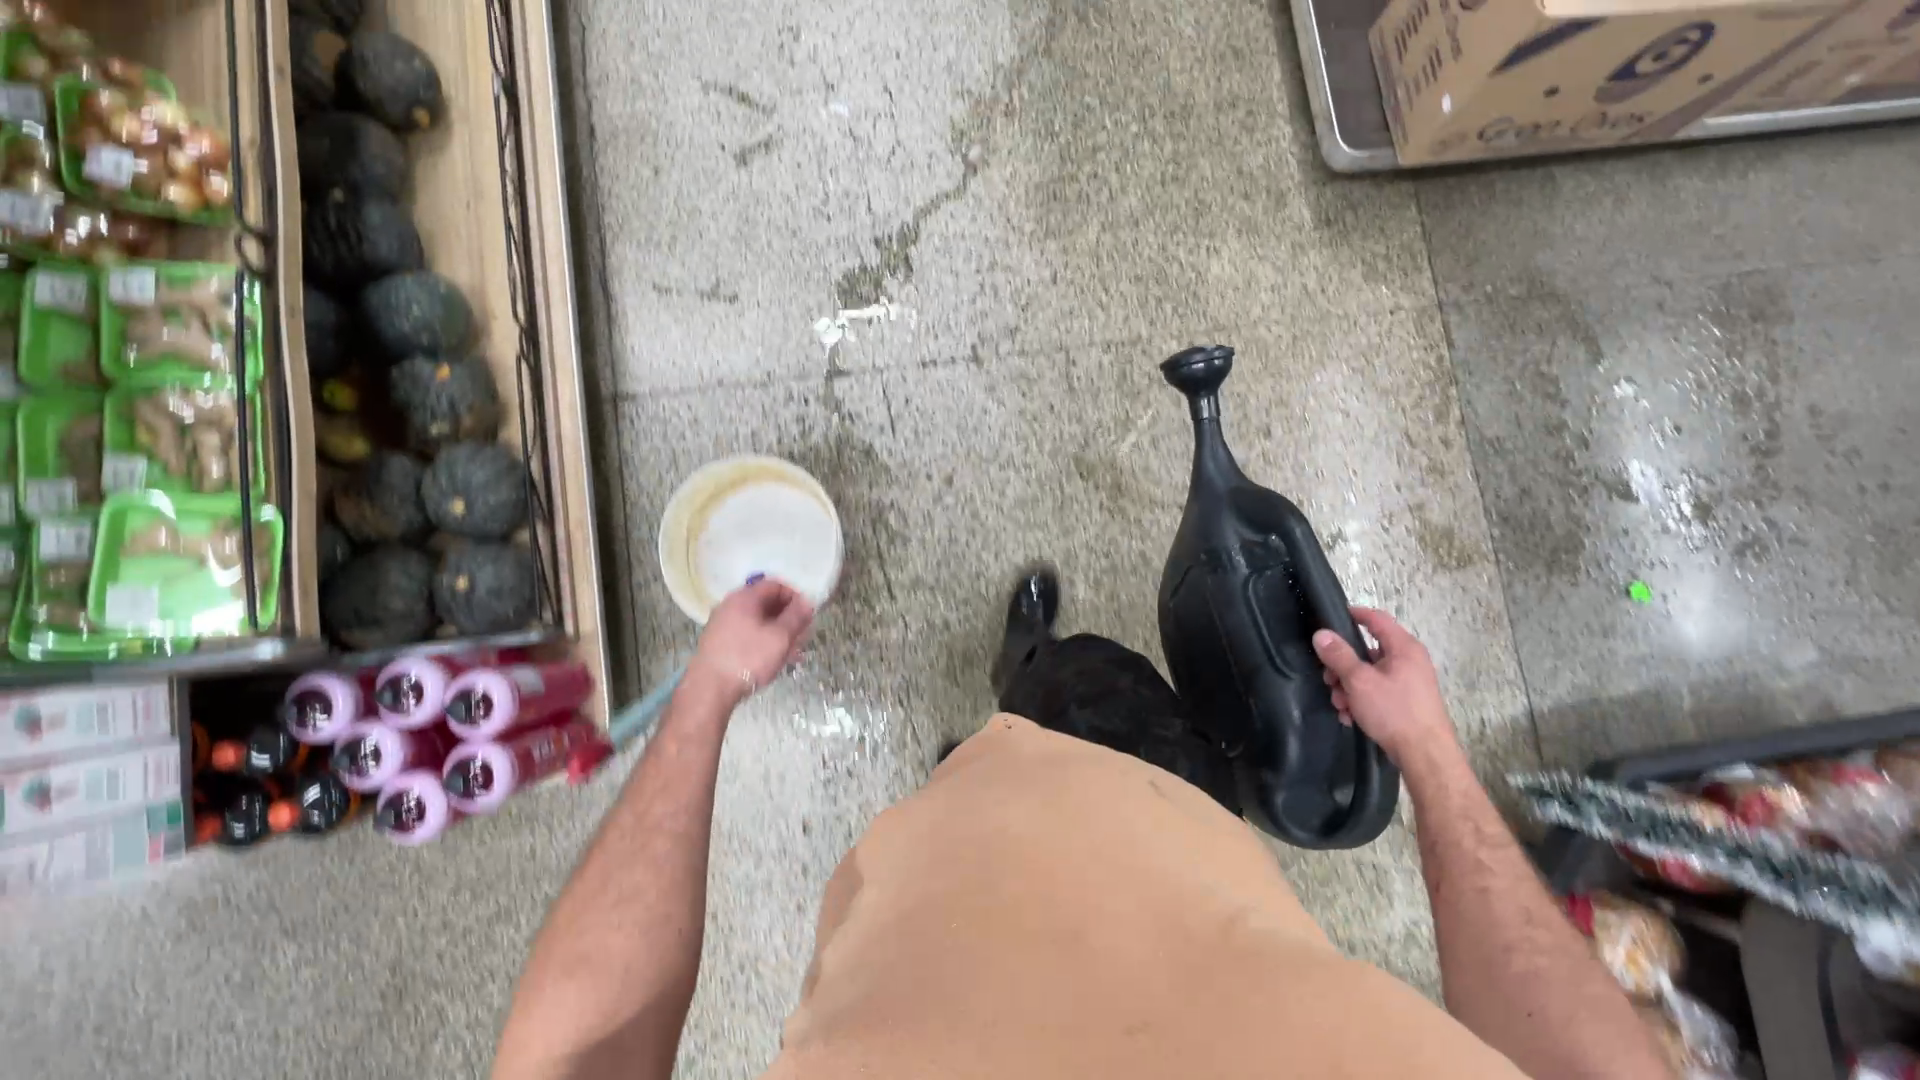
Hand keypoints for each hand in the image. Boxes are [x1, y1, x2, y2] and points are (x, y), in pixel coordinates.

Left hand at [691, 579, 814, 702]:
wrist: (709, 689)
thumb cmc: (748, 658)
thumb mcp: (780, 637)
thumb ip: (796, 617)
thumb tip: (806, 602)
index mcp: (745, 598)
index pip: (775, 585)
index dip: (795, 596)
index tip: (806, 615)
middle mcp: (730, 606)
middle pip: (766, 603)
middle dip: (788, 618)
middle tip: (802, 635)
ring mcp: (722, 625)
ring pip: (757, 621)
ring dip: (778, 633)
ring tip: (792, 652)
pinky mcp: (719, 643)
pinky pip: (747, 635)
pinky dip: (763, 642)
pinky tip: (773, 660)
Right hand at [1312, 606, 1458, 767]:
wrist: (1425, 755)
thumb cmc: (1394, 711)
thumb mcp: (1359, 681)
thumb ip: (1338, 655)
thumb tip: (1321, 634)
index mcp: (1403, 648)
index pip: (1376, 619)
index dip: (1352, 614)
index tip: (1328, 618)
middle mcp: (1409, 660)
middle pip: (1367, 651)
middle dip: (1342, 666)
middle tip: (1329, 680)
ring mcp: (1409, 682)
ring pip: (1369, 674)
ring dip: (1348, 687)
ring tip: (1340, 705)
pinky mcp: (1406, 702)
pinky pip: (1377, 692)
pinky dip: (1361, 700)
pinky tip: (1350, 716)